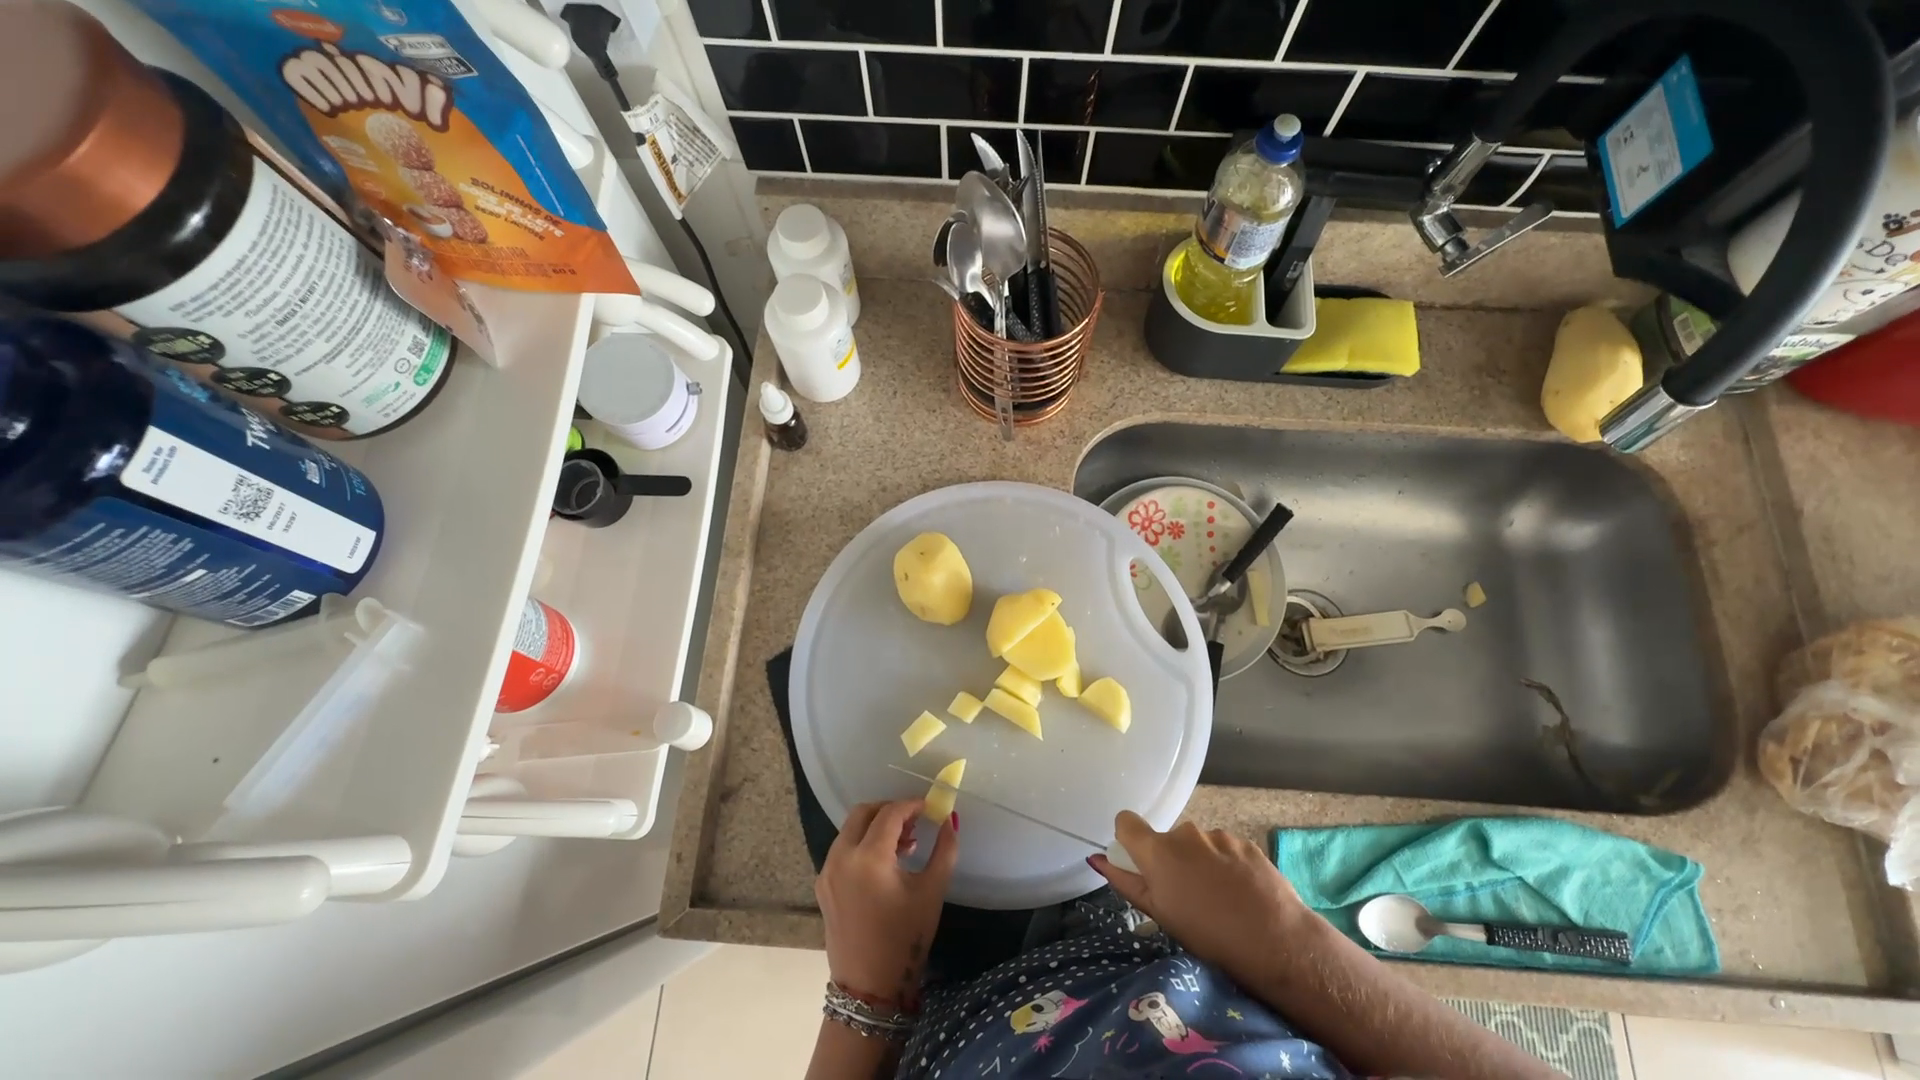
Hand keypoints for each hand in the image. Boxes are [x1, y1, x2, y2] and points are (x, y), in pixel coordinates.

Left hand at [815, 800, 957, 1005]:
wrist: (869, 987)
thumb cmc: (905, 939)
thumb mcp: (932, 892)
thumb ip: (945, 850)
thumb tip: (950, 819)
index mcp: (868, 857)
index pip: (890, 814)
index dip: (912, 805)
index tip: (931, 807)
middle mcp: (841, 857)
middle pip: (863, 813)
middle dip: (890, 810)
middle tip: (915, 822)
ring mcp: (827, 871)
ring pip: (849, 830)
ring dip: (875, 827)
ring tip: (905, 845)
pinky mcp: (823, 885)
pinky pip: (842, 850)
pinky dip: (862, 845)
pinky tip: (885, 864)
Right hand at [1089, 812, 1310, 983]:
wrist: (1276, 940)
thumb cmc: (1208, 935)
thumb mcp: (1159, 914)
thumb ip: (1125, 882)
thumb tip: (1097, 860)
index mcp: (1158, 850)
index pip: (1126, 822)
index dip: (1128, 840)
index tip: (1139, 864)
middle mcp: (1185, 833)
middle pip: (1166, 840)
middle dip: (1170, 861)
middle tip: (1185, 897)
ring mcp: (1218, 836)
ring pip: (1197, 845)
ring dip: (1199, 864)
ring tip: (1218, 899)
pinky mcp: (1245, 843)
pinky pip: (1224, 849)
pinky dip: (1225, 866)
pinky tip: (1240, 894)